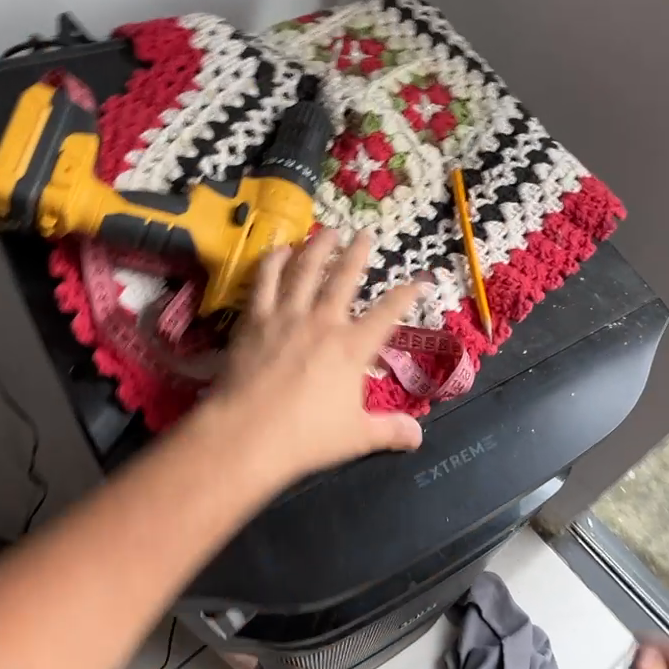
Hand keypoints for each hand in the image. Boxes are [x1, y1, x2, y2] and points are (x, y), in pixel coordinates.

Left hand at [200, 228, 423, 483]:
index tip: (420, 280)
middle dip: (357, 254)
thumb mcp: (357, 436)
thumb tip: (418, 436)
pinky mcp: (254, 319)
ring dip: (317, 247)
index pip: (388, 313)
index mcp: (353, 348)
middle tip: (363, 235)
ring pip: (304, 270)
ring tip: (326, 231)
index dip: (407, 294)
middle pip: (344, 278)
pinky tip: (278, 250)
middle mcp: (323, 322)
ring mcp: (286, 316)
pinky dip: (273, 262)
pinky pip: (265, 281)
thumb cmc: (307, 437)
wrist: (248, 433)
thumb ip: (390, 431)